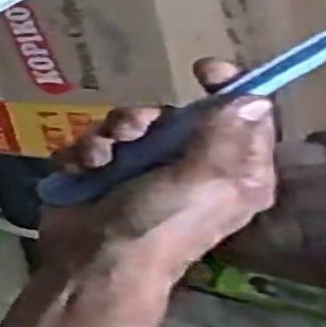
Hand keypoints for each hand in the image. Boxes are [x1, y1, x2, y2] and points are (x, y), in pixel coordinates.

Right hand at [43, 58, 276, 283]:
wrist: (94, 257)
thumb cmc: (159, 222)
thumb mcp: (204, 180)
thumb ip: (224, 138)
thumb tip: (251, 98)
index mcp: (229, 169)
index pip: (238, 119)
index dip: (227, 90)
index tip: (205, 70)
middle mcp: (184, 166)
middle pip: (166, 118)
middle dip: (140, 119)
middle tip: (129, 131)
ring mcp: (134, 171)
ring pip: (117, 130)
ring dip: (101, 139)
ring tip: (95, 161)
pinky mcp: (91, 176)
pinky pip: (81, 146)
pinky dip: (74, 156)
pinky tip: (75, 172)